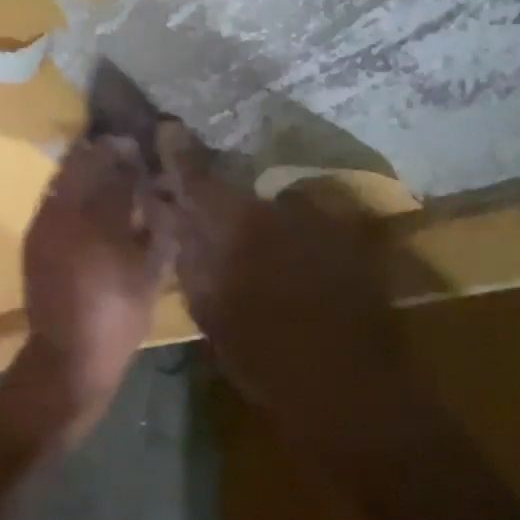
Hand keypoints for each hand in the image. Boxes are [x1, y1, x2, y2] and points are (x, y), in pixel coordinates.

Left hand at [19, 136, 163, 420]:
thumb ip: (156, 226)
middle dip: (101, 154)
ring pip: (63, 182)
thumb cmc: (116, 317)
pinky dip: (70, 191)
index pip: (106, 166)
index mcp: (90, 218)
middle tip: (123, 149)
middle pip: (79, 167)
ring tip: (109, 168)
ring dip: (83, 169)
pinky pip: (52, 202)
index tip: (138, 142)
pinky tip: (91, 200)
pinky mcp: (33, 242)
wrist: (68, 358)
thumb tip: (160, 190)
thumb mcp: (148, 272)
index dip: (123, 151)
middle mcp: (59, 213)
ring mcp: (41, 227)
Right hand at [143, 122, 409, 418]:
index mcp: (236, 223)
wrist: (352, 393)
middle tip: (207, 219)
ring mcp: (322, 222)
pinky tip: (290, 266)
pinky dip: (293, 236)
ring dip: (260, 220)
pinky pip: (310, 226)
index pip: (196, 174)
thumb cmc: (264, 357)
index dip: (178, 150)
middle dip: (220, 199)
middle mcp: (279, 208)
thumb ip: (189, 253)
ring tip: (253, 252)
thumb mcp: (208, 309)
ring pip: (275, 208)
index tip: (167, 126)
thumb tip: (174, 216)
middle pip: (238, 191)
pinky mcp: (353, 242)